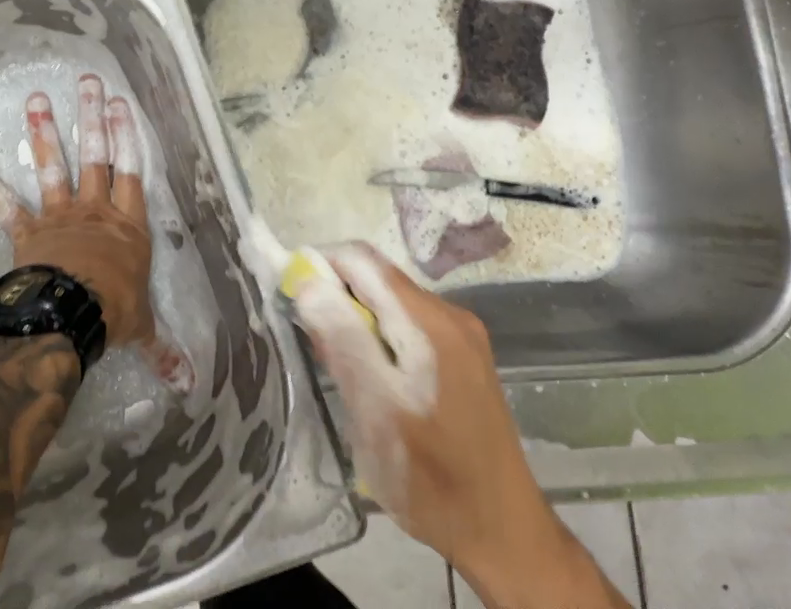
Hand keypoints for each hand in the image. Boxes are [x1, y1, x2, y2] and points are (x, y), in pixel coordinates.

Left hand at [0, 75, 193, 391]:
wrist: (67, 316)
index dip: (127, 137)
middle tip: (87, 82)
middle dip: (91, 117)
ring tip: (35, 99)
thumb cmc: (112, 314)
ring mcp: (58, 216)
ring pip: (53, 167)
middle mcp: (94, 211)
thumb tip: (189, 382)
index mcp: (127, 227)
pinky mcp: (27, 231)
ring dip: (42, 133)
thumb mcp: (143, 329)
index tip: (121, 102)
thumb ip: (162, 347)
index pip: (131, 172)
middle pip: (95, 155)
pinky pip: (6, 206)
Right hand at [286, 242, 624, 608]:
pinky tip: (370, 384)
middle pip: (375, 279)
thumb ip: (343, 340)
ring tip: (340, 374)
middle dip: (334, 301)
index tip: (290, 304)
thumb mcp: (376, 409)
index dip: (317, 268)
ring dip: (354, 324)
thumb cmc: (430, 476)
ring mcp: (460, 338)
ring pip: (388, 304)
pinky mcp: (462, 360)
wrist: (500, 531)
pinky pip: (406, 328)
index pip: (360, 258)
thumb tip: (308, 280)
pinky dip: (377, 341)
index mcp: (429, 321)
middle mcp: (449, 315)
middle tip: (316, 352)